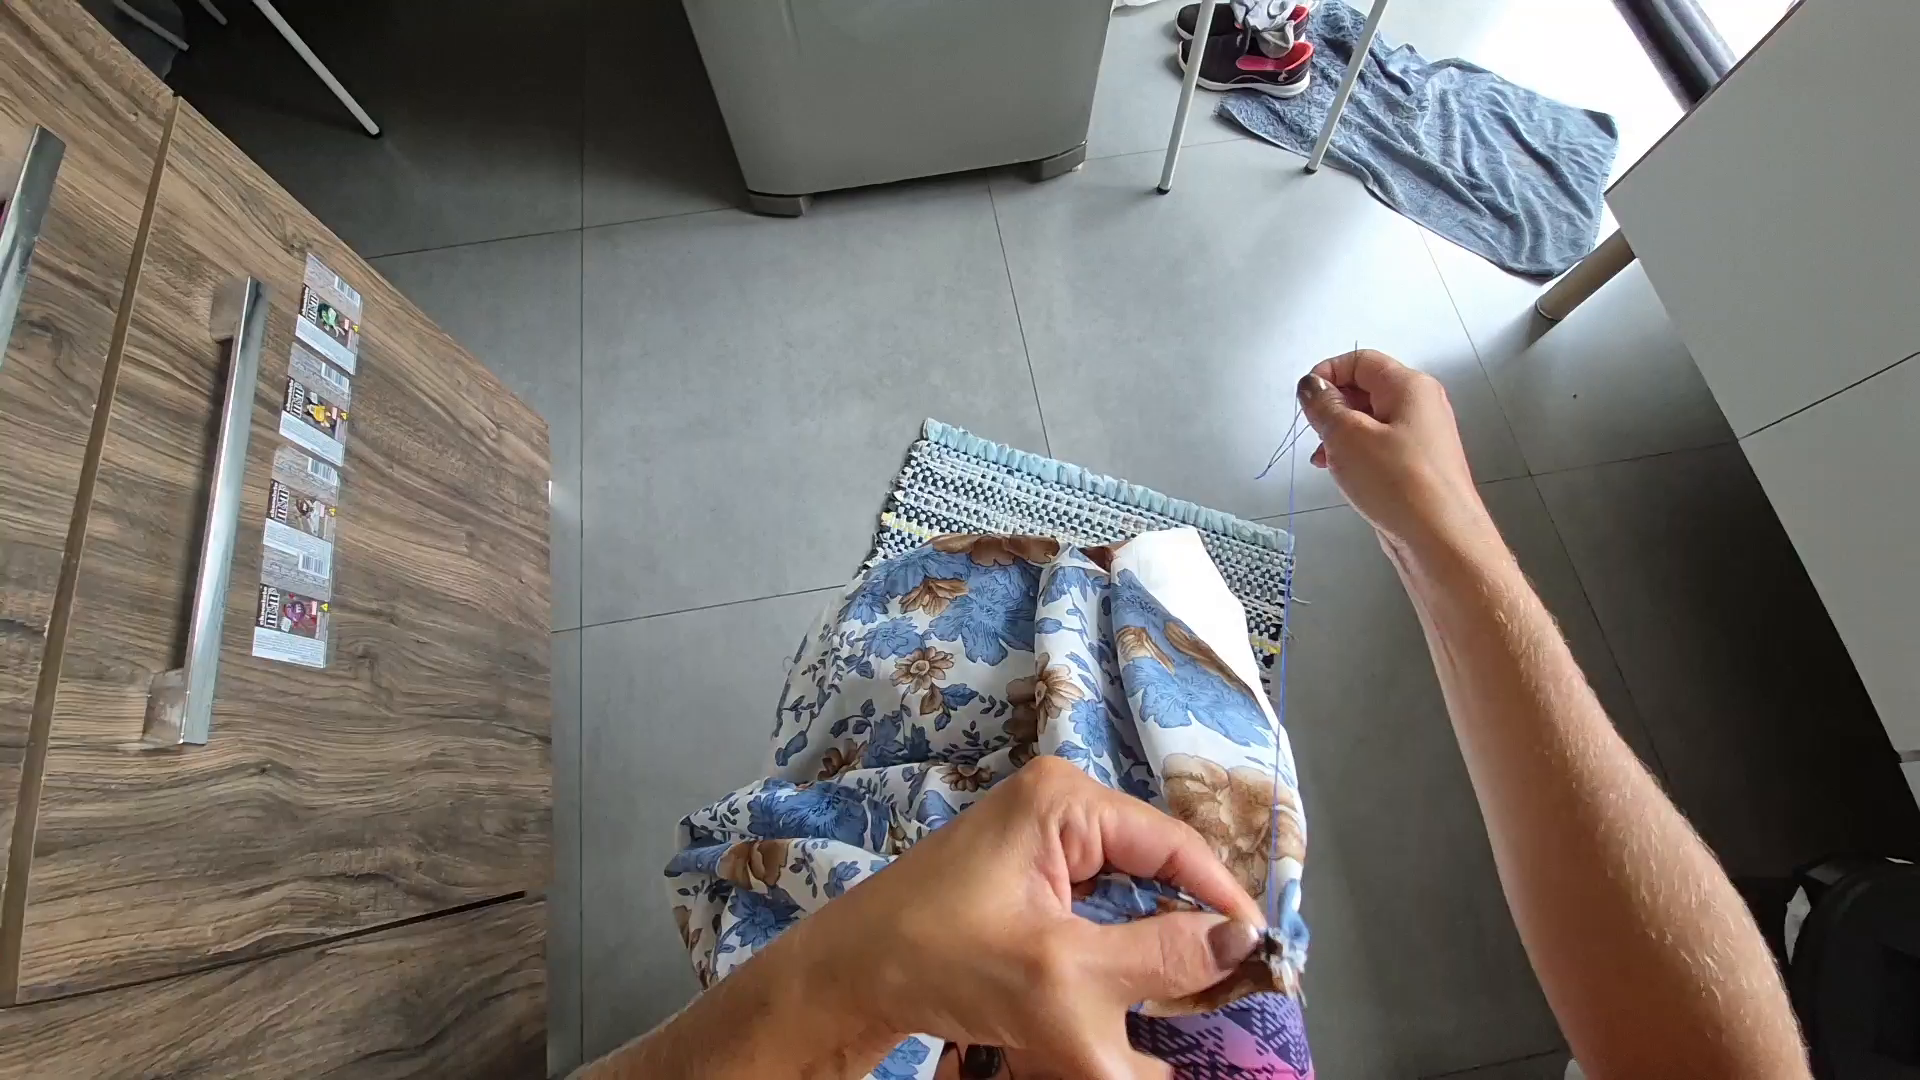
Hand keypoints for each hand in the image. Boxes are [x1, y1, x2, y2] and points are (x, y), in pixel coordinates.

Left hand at [784, 756, 1266, 1079]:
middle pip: (1149, 867)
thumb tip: (1238, 943)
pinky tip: (1112, 1000)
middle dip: (1179, 934)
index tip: (1265, 960)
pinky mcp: (1027, 875)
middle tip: (1216, 995)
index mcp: (1065, 799)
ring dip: (1141, 955)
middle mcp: (1057, 805)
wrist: (851, 973)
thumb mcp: (1060, 970)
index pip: (1171, 841)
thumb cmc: (943, 954)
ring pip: (1122, 897)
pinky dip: (1108, 958)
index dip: (1223, 898)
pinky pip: (1091, 912)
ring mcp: (1039, 839)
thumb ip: (1156, 956)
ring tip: (1164, 1006)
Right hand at [1295, 349, 1498, 559]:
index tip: (1304, 399)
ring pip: (1367, 419)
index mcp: (1409, 387)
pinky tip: (1342, 473)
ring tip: (1324, 459)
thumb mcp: (1346, 437)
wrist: (1438, 536)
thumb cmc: (1397, 482)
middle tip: (1314, 431)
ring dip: (1338, 433)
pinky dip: (1353, 452)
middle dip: (1331, 406)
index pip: (1360, 360)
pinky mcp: (1414, 462)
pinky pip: (1376, 444)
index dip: (1326, 373)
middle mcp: (1420, 404)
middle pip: (1364, 388)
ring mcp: (1419, 434)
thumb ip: (1323, 405)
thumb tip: (1311, 385)